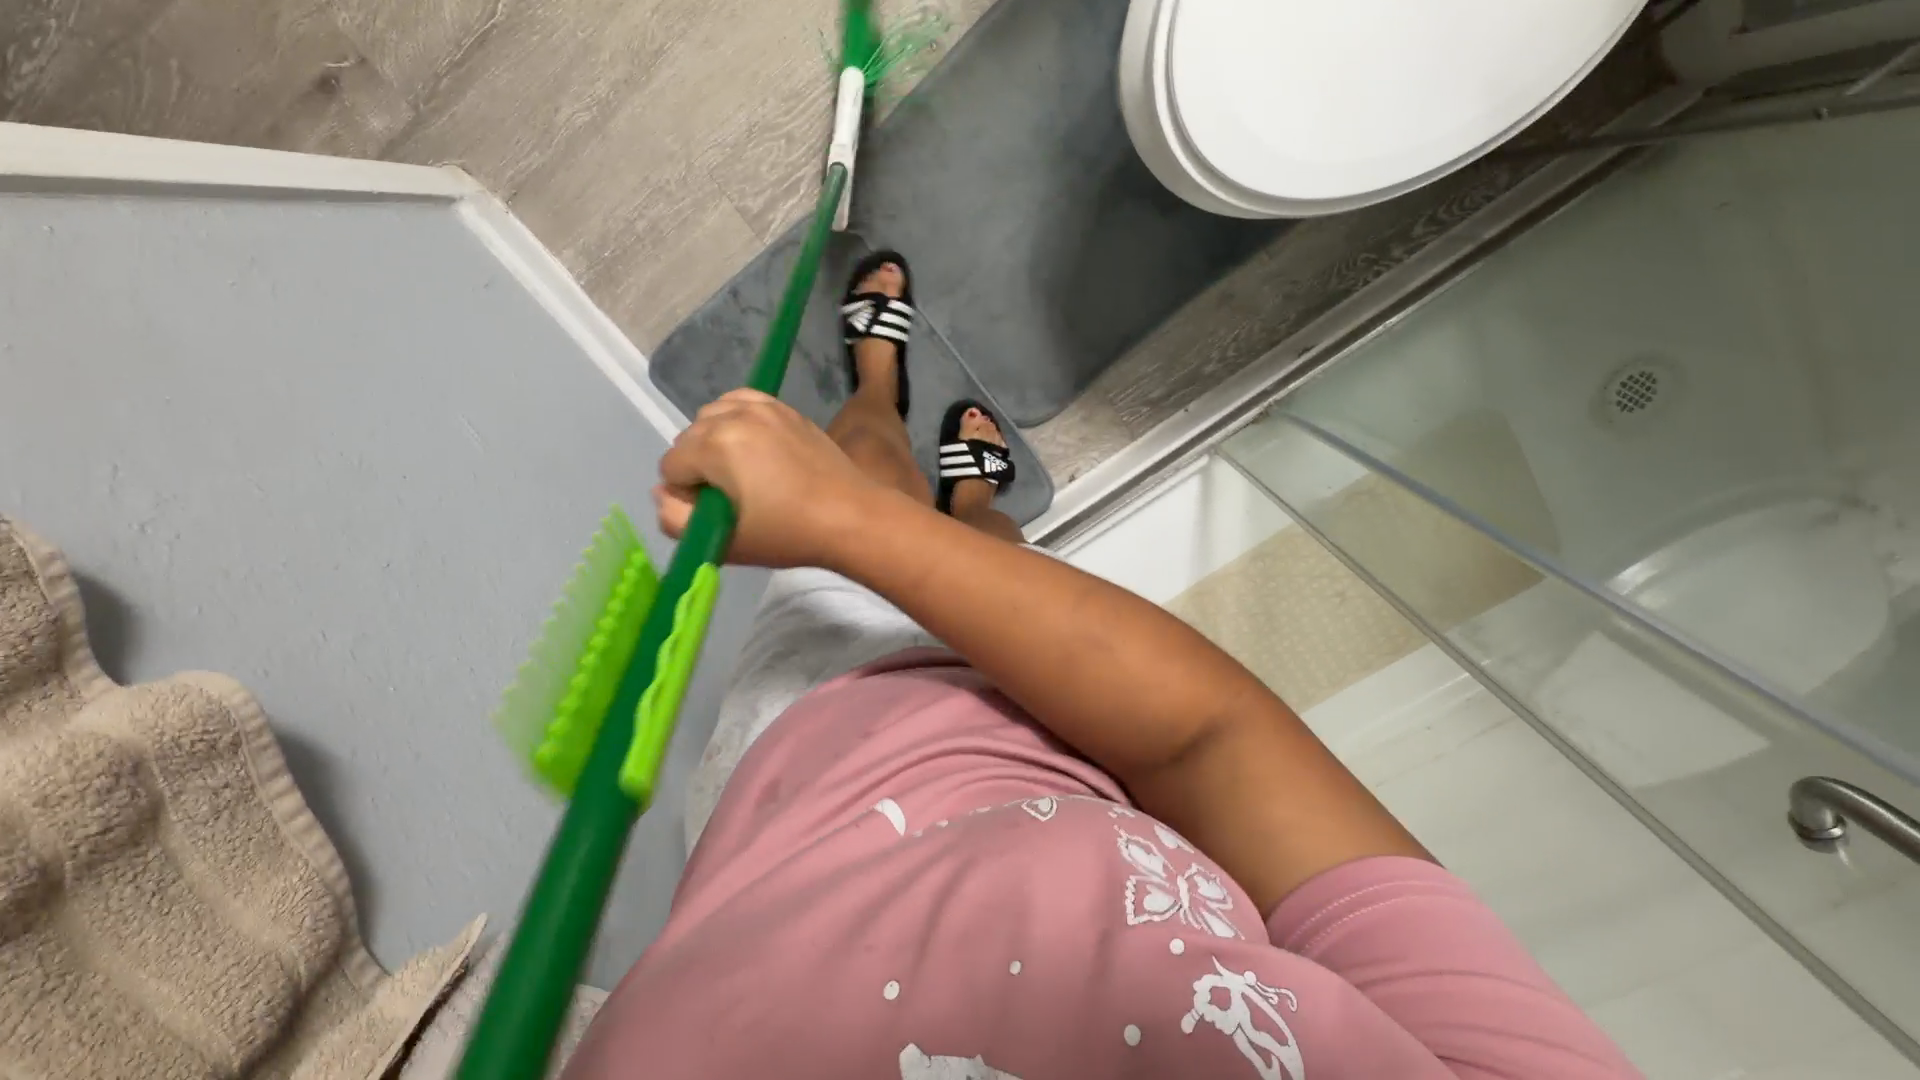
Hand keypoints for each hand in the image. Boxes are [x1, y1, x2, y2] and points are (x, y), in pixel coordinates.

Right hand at [653, 389, 881, 567]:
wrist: (850, 516)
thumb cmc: (786, 533)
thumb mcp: (723, 540)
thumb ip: (675, 519)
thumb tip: (663, 492)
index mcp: (714, 445)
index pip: (671, 467)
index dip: (686, 495)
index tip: (718, 511)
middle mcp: (734, 416)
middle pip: (689, 439)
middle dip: (699, 467)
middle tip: (733, 496)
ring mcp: (762, 407)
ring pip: (712, 416)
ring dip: (716, 441)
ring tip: (742, 471)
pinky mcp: (785, 409)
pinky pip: (742, 402)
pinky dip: (737, 419)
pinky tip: (753, 445)